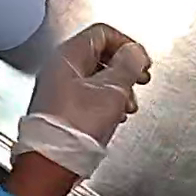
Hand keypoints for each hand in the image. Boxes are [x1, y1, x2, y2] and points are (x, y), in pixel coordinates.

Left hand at [13, 23, 151, 178]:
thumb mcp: (112, 91)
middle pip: (100, 54)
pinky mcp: (61, 109)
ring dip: (119, 88)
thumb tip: (134, 52)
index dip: (128, 44)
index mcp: (69, 56)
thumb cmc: (75, 127)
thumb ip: (127, 66)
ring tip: (129, 105)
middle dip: (125, 68)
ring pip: (96, 77)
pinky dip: (106, 102)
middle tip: (141, 80)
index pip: (103, 33)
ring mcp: (58, 89)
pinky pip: (89, 96)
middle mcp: (60, 69)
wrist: (52, 163)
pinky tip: (115, 116)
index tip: (143, 61)